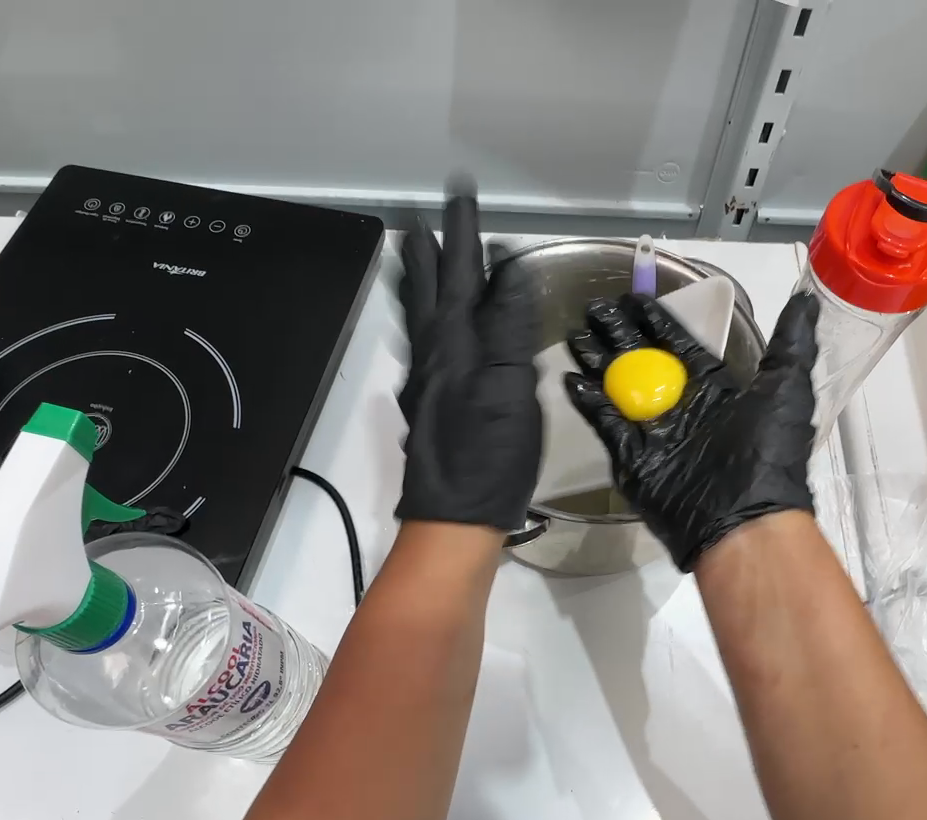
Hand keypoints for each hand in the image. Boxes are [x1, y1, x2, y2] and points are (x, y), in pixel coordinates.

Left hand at [394, 182, 540, 530]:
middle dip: (428, 254)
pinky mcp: (429, 407)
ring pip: (419, 320)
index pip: (459, 273)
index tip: (461, 194)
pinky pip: (424, 348)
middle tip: (420, 222)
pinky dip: (426, 324)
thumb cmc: (490, 452)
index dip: (463, 234)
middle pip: (426, 292)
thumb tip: (508, 270)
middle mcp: (433, 355)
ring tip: (416, 262)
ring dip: (419, 286)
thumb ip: (507, 325)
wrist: (455, 518)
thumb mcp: (510, 385)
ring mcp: (426, 383)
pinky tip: (432, 331)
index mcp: (455, 342)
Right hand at [565, 292, 818, 570]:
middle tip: (593, 311)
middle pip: (642, 362)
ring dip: (598, 362)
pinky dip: (590, 403)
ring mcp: (655, 434)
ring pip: (619, 388)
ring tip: (574, 336)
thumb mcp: (789, 388)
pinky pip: (607, 425)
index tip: (633, 300)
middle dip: (618, 336)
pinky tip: (572, 378)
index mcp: (716, 391)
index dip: (657, 322)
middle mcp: (682, 408)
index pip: (680, 347)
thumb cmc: (767, 451)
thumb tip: (809, 297)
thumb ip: (792, 343)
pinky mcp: (633, 459)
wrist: (743, 518)